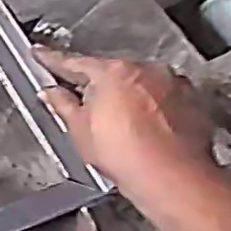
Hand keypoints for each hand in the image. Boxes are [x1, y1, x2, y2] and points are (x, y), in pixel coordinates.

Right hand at [35, 48, 230, 230]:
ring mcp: (172, 83)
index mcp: (113, 71)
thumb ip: (62, 103)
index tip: (40, 54)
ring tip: (111, 123)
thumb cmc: (125, 153)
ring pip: (137, 82)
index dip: (52, 60)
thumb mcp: (78, 128)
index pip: (73, 62)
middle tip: (77, 101)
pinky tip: (138, 128)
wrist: (171, 176)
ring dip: (122, 95)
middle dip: (92, 84)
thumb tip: (51, 92)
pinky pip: (159, 95)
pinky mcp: (190, 99)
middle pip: (109, 71)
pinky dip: (146, 106)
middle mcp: (146, 69)